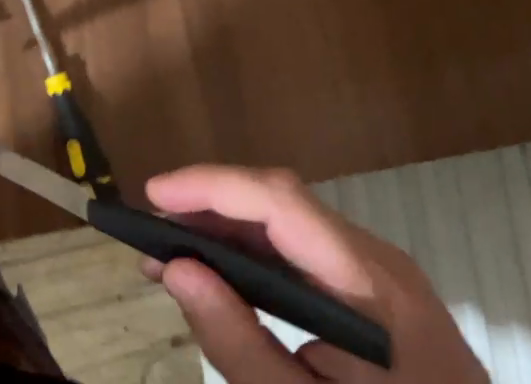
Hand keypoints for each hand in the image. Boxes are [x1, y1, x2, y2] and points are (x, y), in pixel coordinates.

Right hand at [142, 166, 485, 382]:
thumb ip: (240, 344)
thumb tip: (176, 270)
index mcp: (373, 286)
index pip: (282, 202)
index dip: (212, 186)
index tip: (152, 196)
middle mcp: (378, 262)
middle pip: (283, 204)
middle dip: (208, 206)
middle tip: (148, 236)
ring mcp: (381, 276)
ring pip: (289, 224)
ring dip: (225, 229)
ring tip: (169, 257)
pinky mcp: (376, 293)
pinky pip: (303, 252)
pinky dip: (253, 254)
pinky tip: (220, 276)